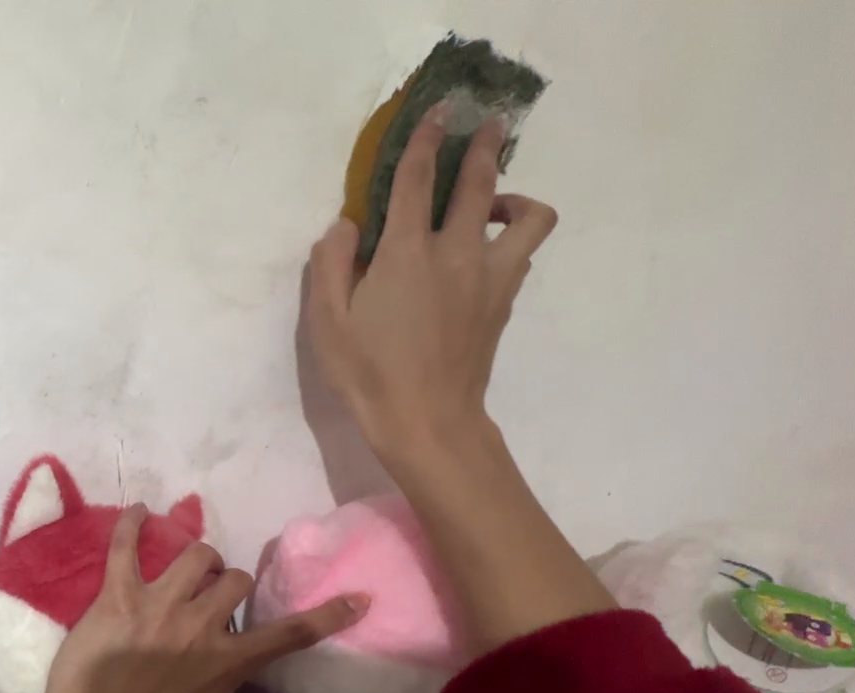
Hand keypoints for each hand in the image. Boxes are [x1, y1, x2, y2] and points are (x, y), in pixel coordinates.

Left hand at [35, 505, 365, 692]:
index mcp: (227, 662)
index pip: (290, 632)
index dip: (329, 614)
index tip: (357, 597)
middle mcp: (198, 624)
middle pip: (237, 581)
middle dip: (234, 589)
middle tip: (218, 604)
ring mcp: (154, 605)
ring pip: (195, 556)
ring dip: (199, 562)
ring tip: (189, 574)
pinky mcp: (115, 597)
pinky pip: (124, 547)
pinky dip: (131, 525)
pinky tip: (137, 511)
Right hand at [305, 107, 557, 458]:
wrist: (425, 417)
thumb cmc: (366, 372)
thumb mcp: (327, 323)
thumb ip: (330, 267)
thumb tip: (343, 227)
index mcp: (405, 254)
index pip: (416, 183)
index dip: (424, 143)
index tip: (437, 113)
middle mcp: (456, 252)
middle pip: (480, 184)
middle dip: (484, 148)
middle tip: (488, 126)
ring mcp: (489, 274)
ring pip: (527, 214)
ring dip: (514, 196)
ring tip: (495, 202)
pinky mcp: (504, 298)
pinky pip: (523, 251)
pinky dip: (513, 237)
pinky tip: (490, 250)